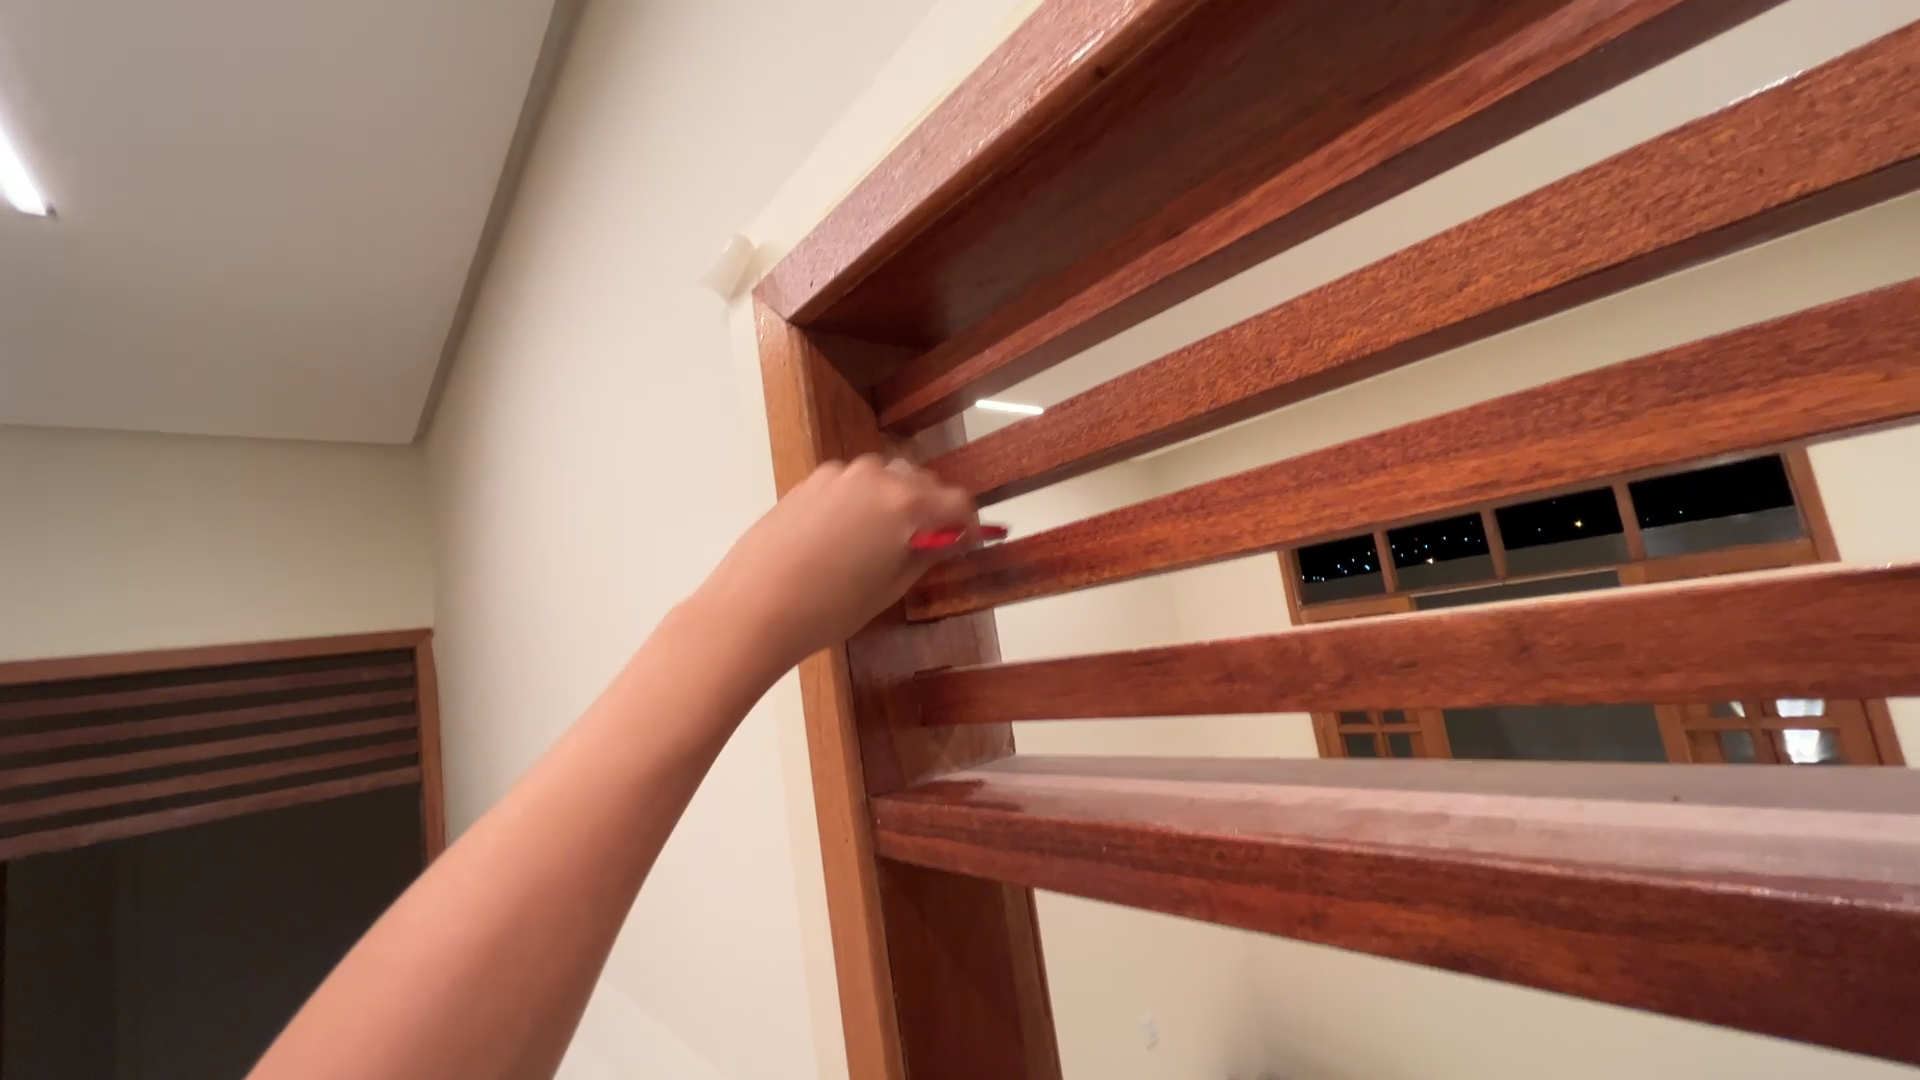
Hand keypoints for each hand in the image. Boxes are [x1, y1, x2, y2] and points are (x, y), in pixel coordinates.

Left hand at [692, 455, 977, 673]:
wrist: (754, 607)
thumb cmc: (828, 608)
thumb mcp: (889, 588)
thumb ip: (925, 554)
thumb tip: (947, 539)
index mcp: (905, 504)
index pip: (956, 501)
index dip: (967, 523)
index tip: (967, 540)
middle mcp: (876, 477)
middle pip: (921, 482)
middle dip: (931, 508)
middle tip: (927, 544)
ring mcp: (839, 475)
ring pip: (885, 478)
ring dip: (896, 501)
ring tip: (883, 542)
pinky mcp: (810, 482)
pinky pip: (852, 483)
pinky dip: (862, 501)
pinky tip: (846, 537)